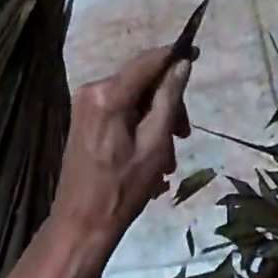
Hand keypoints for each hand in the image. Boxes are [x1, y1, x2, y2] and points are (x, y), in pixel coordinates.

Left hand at [55, 43, 193, 243]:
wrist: (80, 224)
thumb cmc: (122, 189)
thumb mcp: (154, 144)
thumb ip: (168, 99)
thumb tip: (182, 64)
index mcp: (108, 95)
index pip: (147, 61)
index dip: (173, 55)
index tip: (197, 53)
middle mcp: (92, 90)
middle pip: (142, 81)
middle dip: (167, 103)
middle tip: (184, 135)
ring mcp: (84, 104)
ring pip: (134, 97)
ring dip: (156, 120)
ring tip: (167, 158)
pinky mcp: (84, 118)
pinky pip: (121, 109)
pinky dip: (140, 126)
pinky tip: (150, 156)